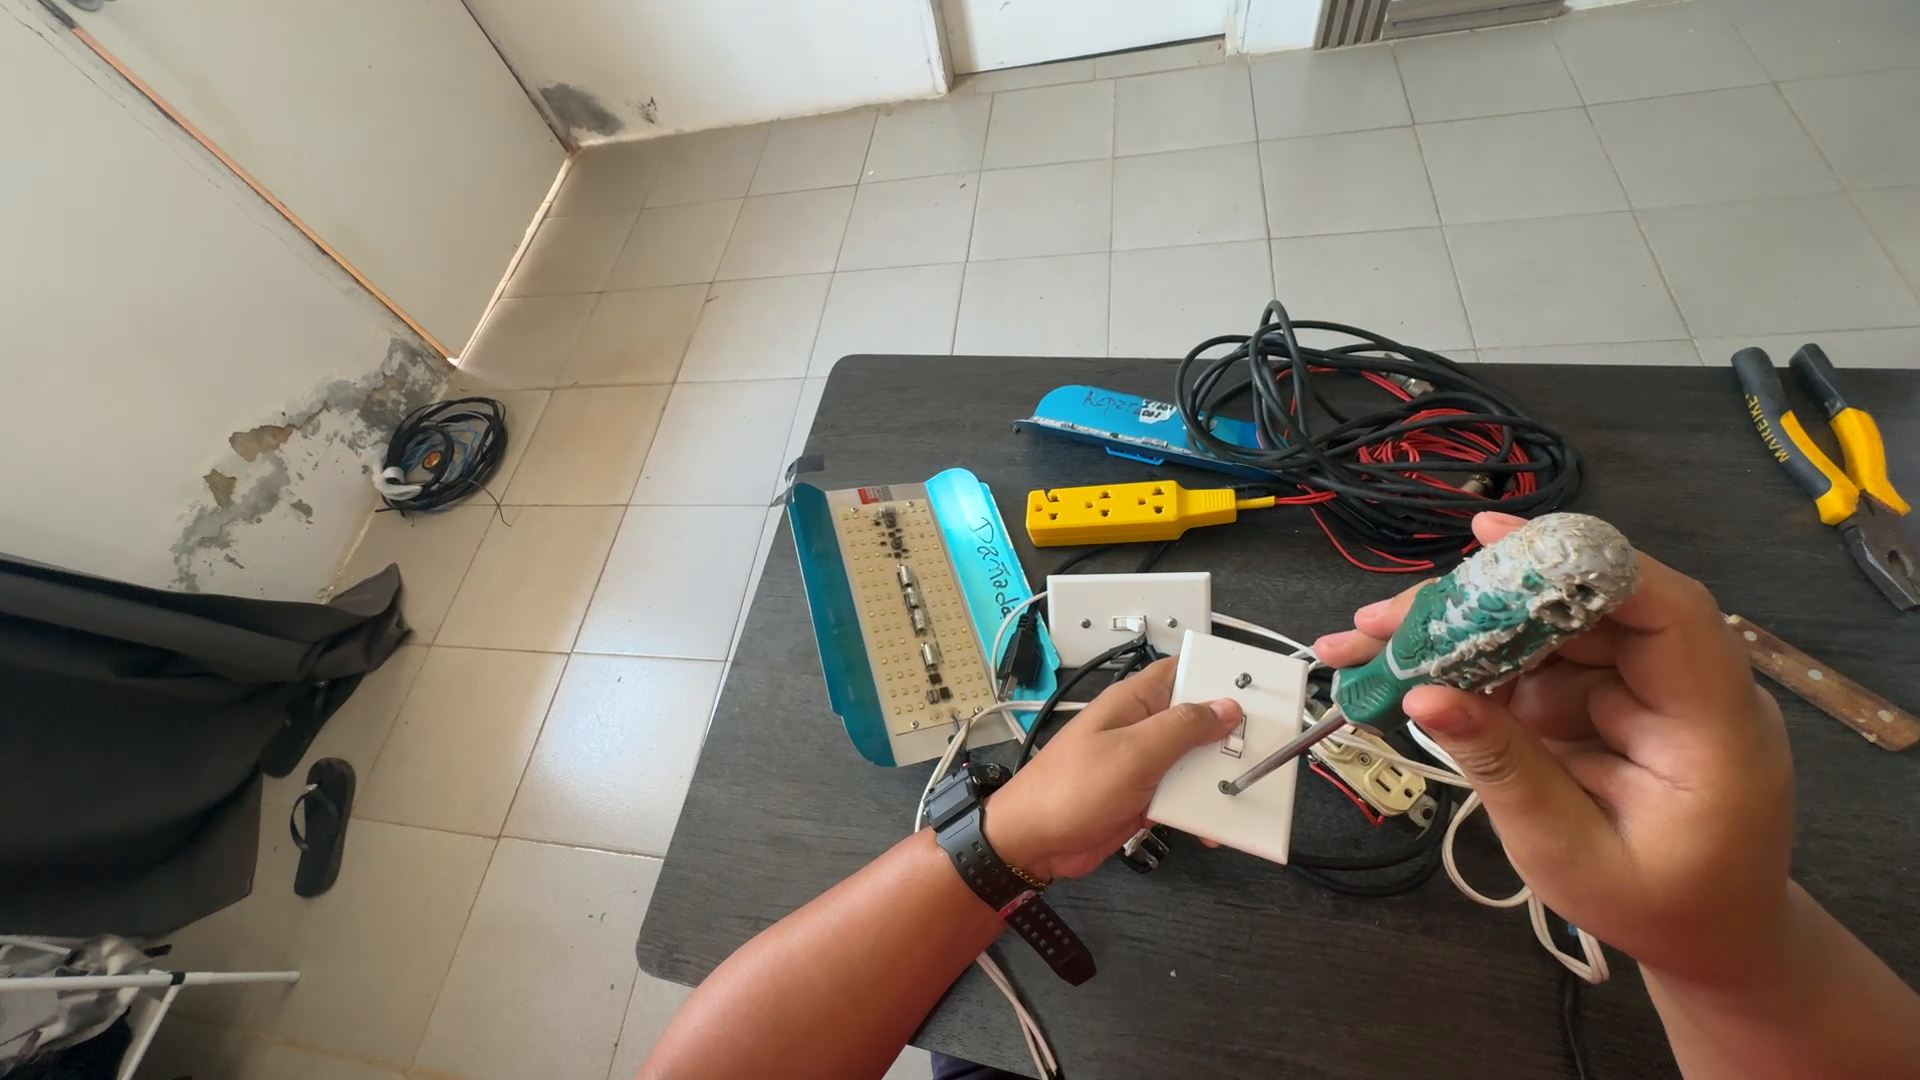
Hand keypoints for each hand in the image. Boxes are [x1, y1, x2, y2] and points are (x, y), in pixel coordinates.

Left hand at [983, 657, 1242, 881]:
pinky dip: (1201, 810)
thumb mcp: (1134, 753)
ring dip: (1219, 779)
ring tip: (1246, 795)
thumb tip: (1227, 706)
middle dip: (1231, 736)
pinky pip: (1183, 796)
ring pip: (1195, 762)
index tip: (1261, 690)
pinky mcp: (1144, 796)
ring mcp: (1142, 763)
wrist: (1034, 842)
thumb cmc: (1072, 788)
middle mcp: (1141, 727)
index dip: (1219, 675)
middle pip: (1198, 721)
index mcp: (1134, 702)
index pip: (1183, 671)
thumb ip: (1182, 728)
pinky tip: (1214, 829)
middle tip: (1266, 753)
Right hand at [1313, 512, 1795, 986]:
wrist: (1699, 931)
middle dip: (1463, 607)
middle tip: (1373, 624)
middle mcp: (1663, 684)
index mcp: (1707, 727)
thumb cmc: (1653, 903)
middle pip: (1564, 609)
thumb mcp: (1566, 850)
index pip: (1665, 611)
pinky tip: (1385, 665)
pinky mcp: (1576, 691)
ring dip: (1438, 631)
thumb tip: (1421, 698)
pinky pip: (1506, 658)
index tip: (1490, 536)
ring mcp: (1616, 683)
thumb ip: (1503, 770)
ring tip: (1358, 643)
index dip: (1581, 563)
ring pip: (1522, 627)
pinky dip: (1445, 659)